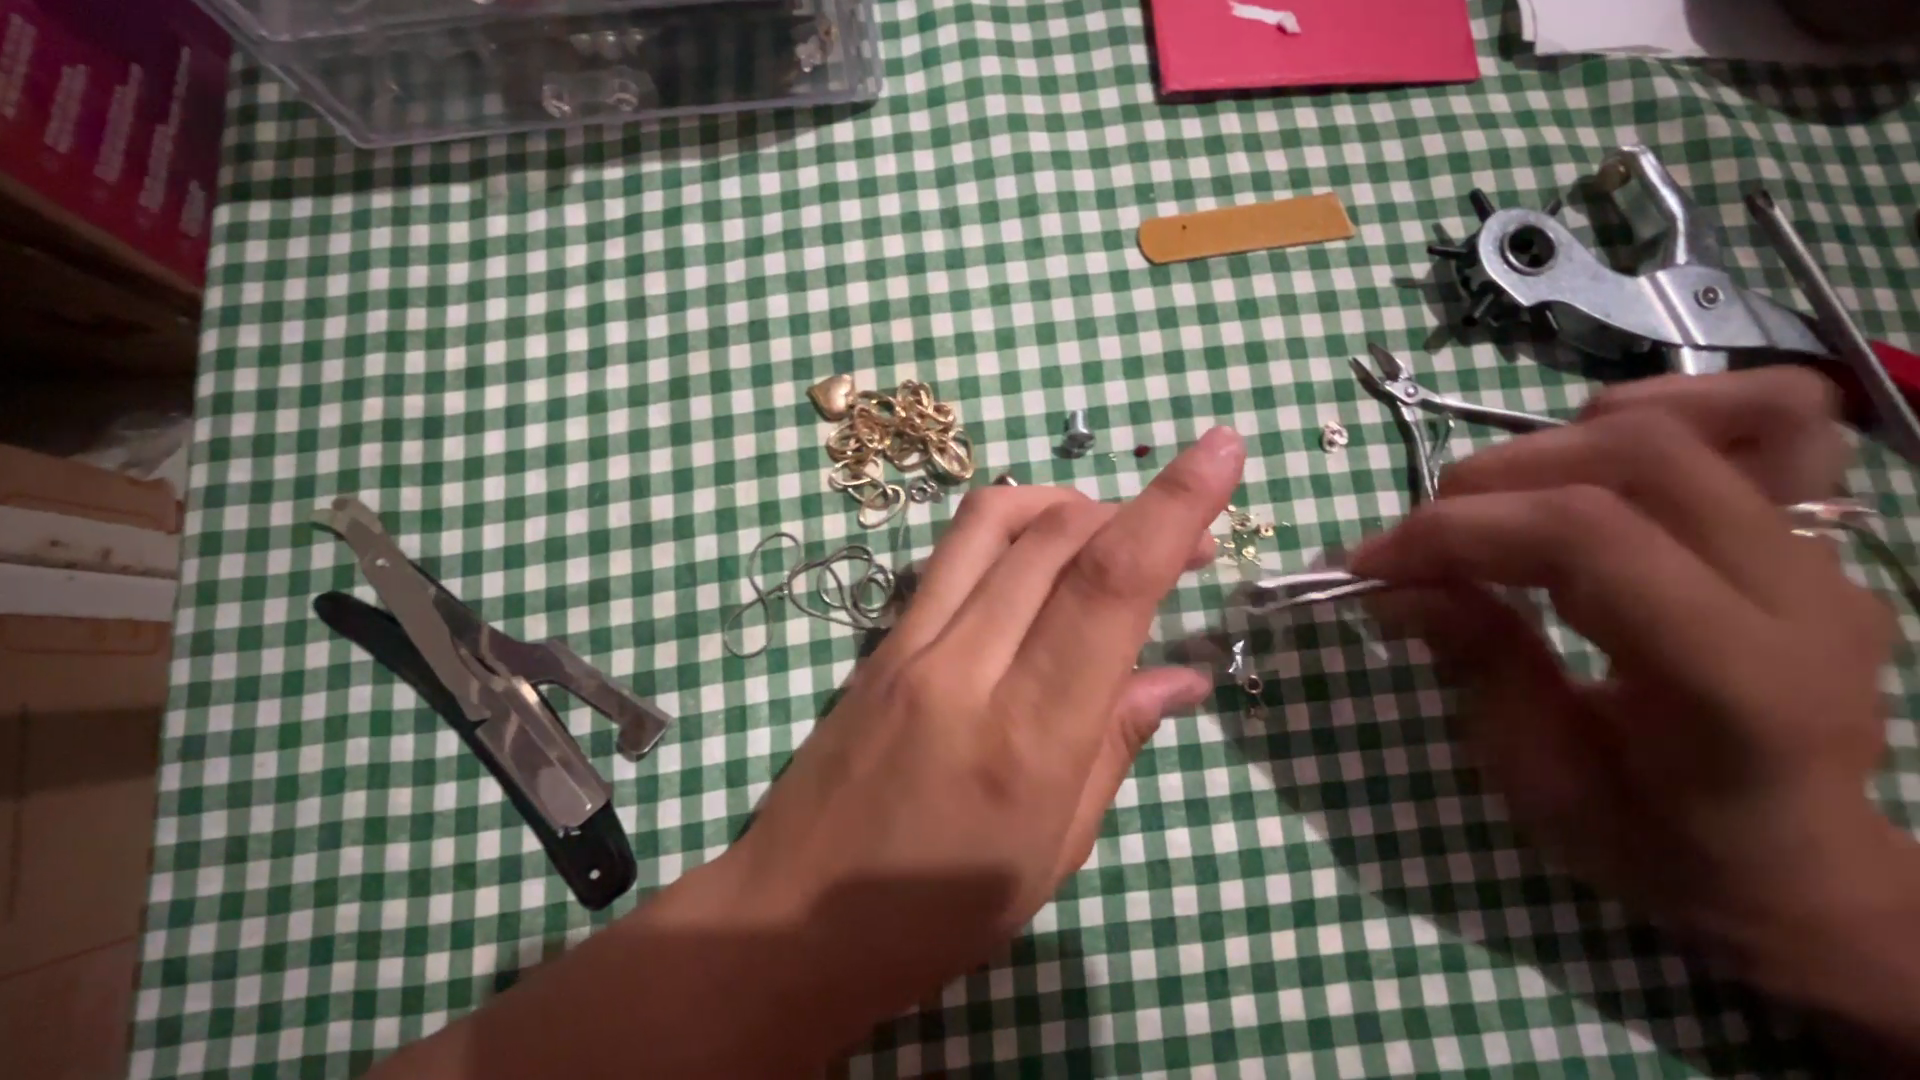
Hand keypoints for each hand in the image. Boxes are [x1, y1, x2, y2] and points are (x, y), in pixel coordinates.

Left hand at [371, 430, 1246, 1079]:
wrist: (787, 921)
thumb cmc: (934, 916)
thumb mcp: (1052, 853)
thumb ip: (1115, 747)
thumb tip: (1180, 676)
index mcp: (1026, 736)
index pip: (1108, 589)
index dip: (1174, 507)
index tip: (1225, 448)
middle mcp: (964, 667)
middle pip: (1056, 538)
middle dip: (1137, 506)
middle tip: (1190, 531)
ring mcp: (908, 645)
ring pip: (993, 522)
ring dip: (1067, 502)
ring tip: (1110, 528)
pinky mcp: (876, 641)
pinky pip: (950, 554)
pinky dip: (1011, 528)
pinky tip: (1037, 559)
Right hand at [1348, 369, 1919, 1049]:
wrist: (1791, 863)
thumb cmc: (1654, 842)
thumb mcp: (1537, 776)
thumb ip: (1475, 660)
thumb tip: (1395, 583)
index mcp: (1731, 681)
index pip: (1586, 540)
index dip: (1456, 533)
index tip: (1371, 565)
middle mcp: (1799, 597)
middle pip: (1634, 461)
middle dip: (1488, 484)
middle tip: (1419, 539)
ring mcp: (1825, 554)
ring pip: (1694, 424)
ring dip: (1558, 440)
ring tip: (1497, 497)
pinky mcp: (1817, 535)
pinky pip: (1775, 419)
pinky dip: (1673, 407)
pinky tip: (1600, 447)